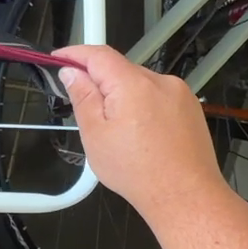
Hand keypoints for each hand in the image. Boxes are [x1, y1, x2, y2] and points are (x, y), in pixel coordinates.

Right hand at [52, 44, 230, 219]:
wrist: (184, 194)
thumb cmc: (135, 170)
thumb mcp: (95, 134)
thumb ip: (83, 97)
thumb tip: (72, 73)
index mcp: (133, 85)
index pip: (99, 55)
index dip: (74, 53)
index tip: (57, 59)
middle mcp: (160, 81)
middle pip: (120, 69)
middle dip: (98, 81)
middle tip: (81, 107)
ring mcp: (179, 93)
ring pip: (139, 83)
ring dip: (121, 95)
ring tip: (114, 130)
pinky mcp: (190, 107)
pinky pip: (157, 96)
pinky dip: (141, 105)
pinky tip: (137, 133)